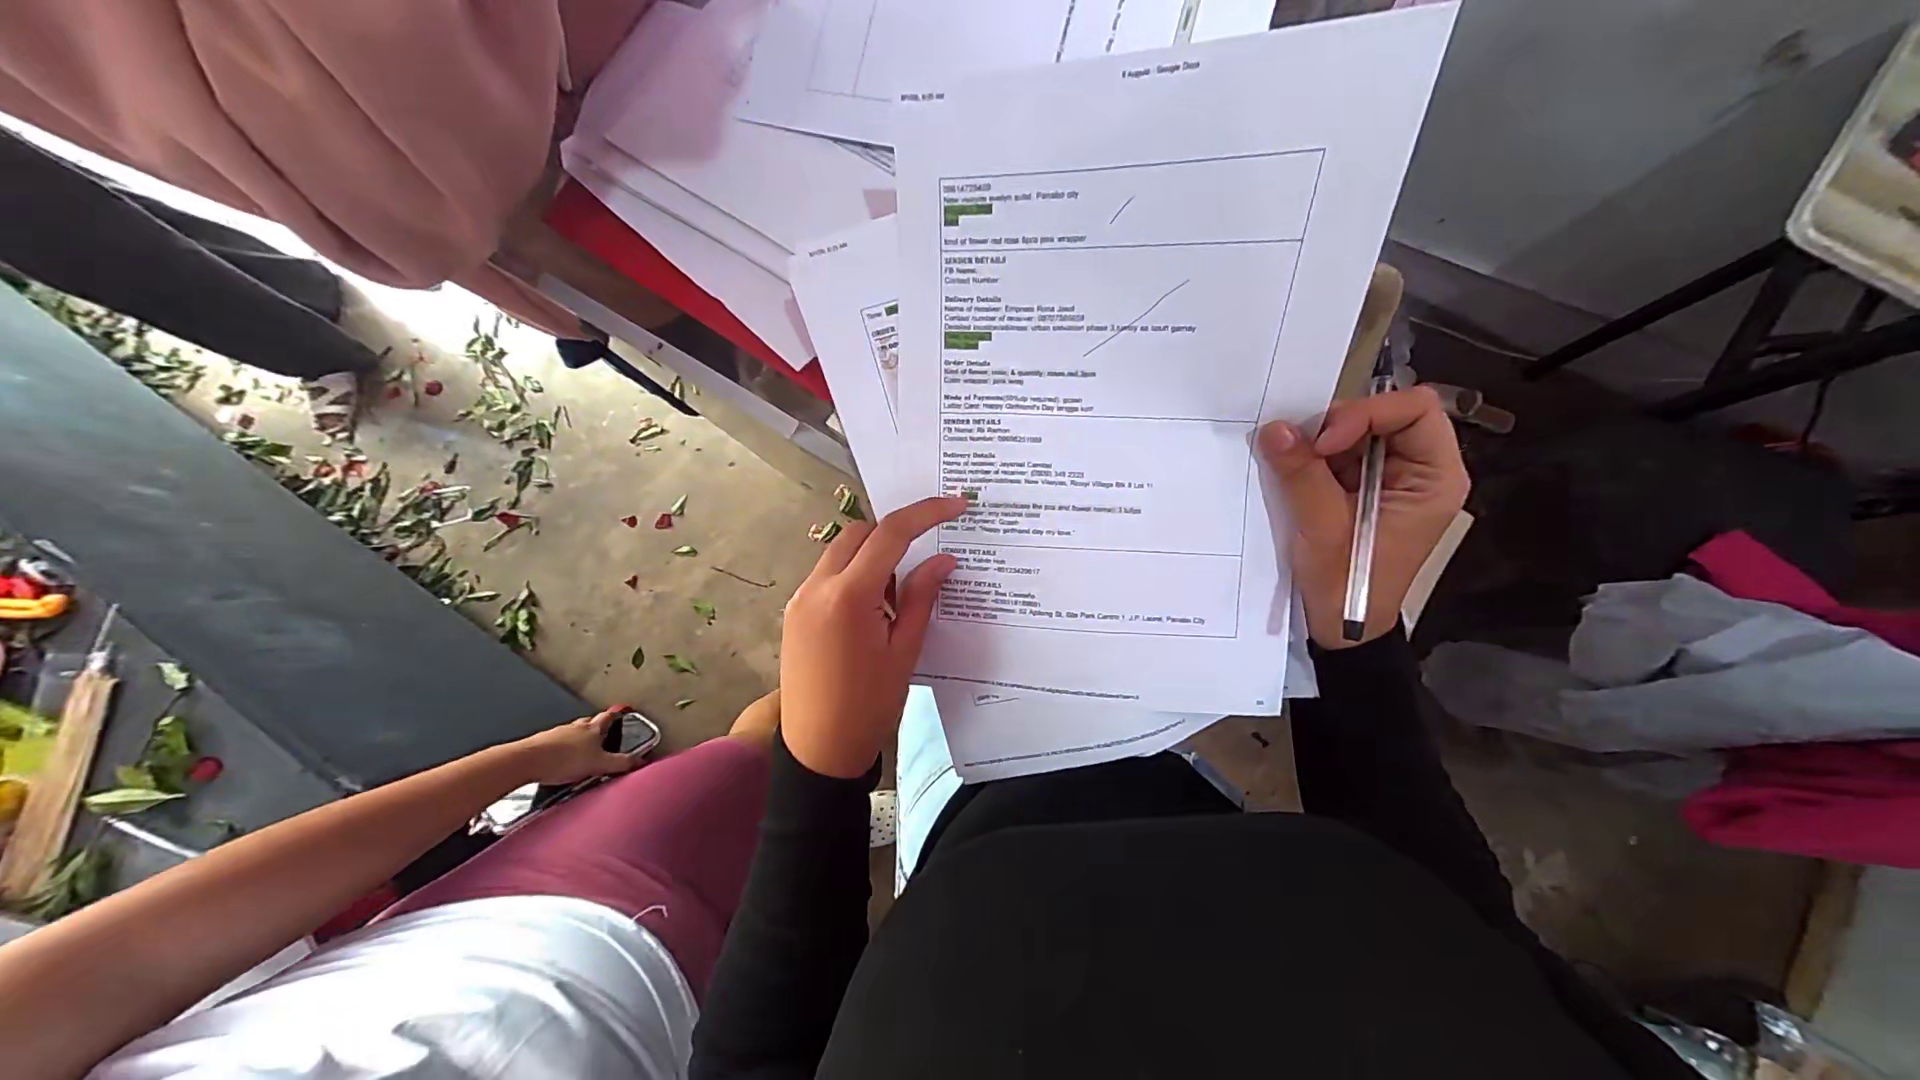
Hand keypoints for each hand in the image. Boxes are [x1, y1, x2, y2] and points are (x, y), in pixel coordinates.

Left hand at [510, 706, 643, 784]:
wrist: (526, 761)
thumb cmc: (562, 760)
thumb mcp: (599, 764)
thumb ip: (621, 763)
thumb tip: (640, 761)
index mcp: (593, 729)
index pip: (609, 717)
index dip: (616, 716)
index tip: (620, 713)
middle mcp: (576, 728)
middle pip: (590, 723)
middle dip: (596, 727)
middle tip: (602, 734)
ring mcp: (557, 734)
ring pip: (572, 732)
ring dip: (577, 739)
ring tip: (581, 752)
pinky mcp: (541, 744)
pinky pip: (556, 743)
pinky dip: (561, 749)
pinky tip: (560, 761)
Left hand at [780, 496, 967, 776]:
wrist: (818, 749)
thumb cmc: (869, 704)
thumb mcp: (905, 650)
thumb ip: (921, 597)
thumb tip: (944, 560)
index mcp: (849, 595)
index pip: (891, 534)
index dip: (926, 513)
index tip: (955, 505)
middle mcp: (817, 586)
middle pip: (859, 532)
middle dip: (893, 534)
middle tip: (920, 564)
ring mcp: (800, 598)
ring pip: (840, 550)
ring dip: (871, 556)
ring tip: (893, 600)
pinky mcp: (794, 611)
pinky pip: (827, 573)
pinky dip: (853, 574)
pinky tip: (871, 611)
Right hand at [1259, 386, 1468, 648]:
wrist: (1339, 625)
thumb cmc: (1347, 585)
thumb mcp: (1322, 529)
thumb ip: (1302, 475)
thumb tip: (1275, 428)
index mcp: (1433, 479)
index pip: (1415, 411)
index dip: (1368, 415)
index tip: (1324, 443)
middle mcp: (1418, 471)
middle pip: (1385, 416)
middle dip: (1337, 428)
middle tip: (1301, 452)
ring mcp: (1389, 479)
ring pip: (1356, 433)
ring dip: (1319, 443)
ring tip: (1293, 466)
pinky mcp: (1361, 488)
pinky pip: (1338, 454)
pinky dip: (1312, 458)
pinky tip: (1294, 474)